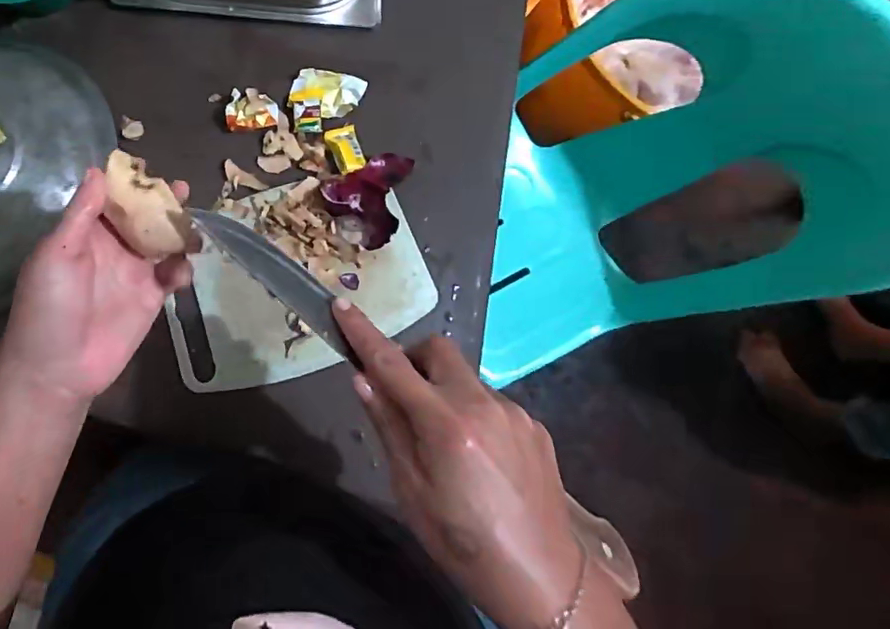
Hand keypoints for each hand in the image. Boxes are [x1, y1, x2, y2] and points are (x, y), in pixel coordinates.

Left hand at [0, 168, 191, 407]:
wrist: (57, 371)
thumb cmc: (48, 307)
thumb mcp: (57, 254)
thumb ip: (81, 214)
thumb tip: (97, 170)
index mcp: (88, 232)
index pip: (113, 198)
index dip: (130, 182)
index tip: (149, 167)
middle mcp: (114, 246)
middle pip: (144, 215)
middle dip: (162, 201)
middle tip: (181, 188)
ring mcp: (135, 270)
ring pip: (164, 240)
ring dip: (178, 229)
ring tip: (190, 225)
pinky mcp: (152, 296)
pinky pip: (174, 272)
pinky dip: (182, 266)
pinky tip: (180, 269)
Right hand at [335, 302, 630, 628]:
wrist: (546, 582)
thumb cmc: (463, 545)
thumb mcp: (411, 493)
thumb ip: (388, 428)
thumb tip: (363, 379)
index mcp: (446, 424)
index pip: (393, 365)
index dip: (364, 333)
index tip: (343, 307)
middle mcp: (482, 403)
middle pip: (437, 349)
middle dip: (413, 359)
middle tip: (402, 394)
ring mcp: (513, 411)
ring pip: (465, 376)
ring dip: (444, 390)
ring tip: (447, 445)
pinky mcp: (534, 423)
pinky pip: (491, 401)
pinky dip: (473, 412)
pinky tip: (480, 459)